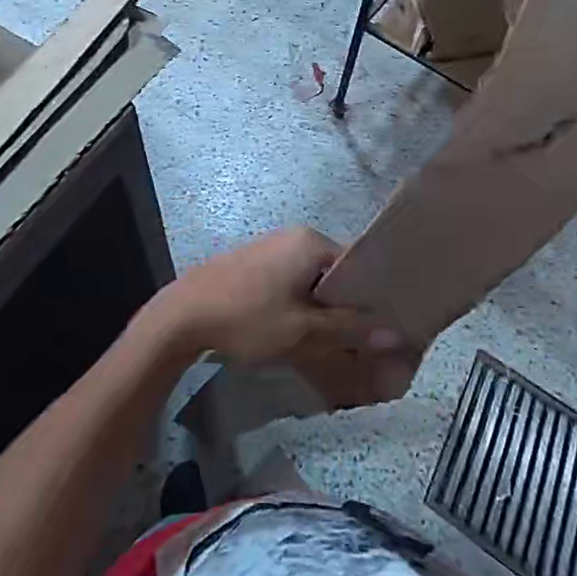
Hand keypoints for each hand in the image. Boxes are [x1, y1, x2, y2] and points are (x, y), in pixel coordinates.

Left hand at [140, 228, 400, 364]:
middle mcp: (293, 236)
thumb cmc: (248, 318)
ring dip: (319, 306)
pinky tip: (294, 328)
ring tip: (327, 339)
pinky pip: (290, 279)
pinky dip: (298, 301)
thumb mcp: (303, 330)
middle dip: (344, 305)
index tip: (379, 327)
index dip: (371, 298)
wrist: (182, 316)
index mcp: (311, 242)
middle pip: (334, 272)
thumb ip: (349, 330)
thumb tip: (395, 334)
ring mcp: (270, 246)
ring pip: (311, 278)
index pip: (357, 266)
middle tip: (355, 339)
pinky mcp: (253, 261)